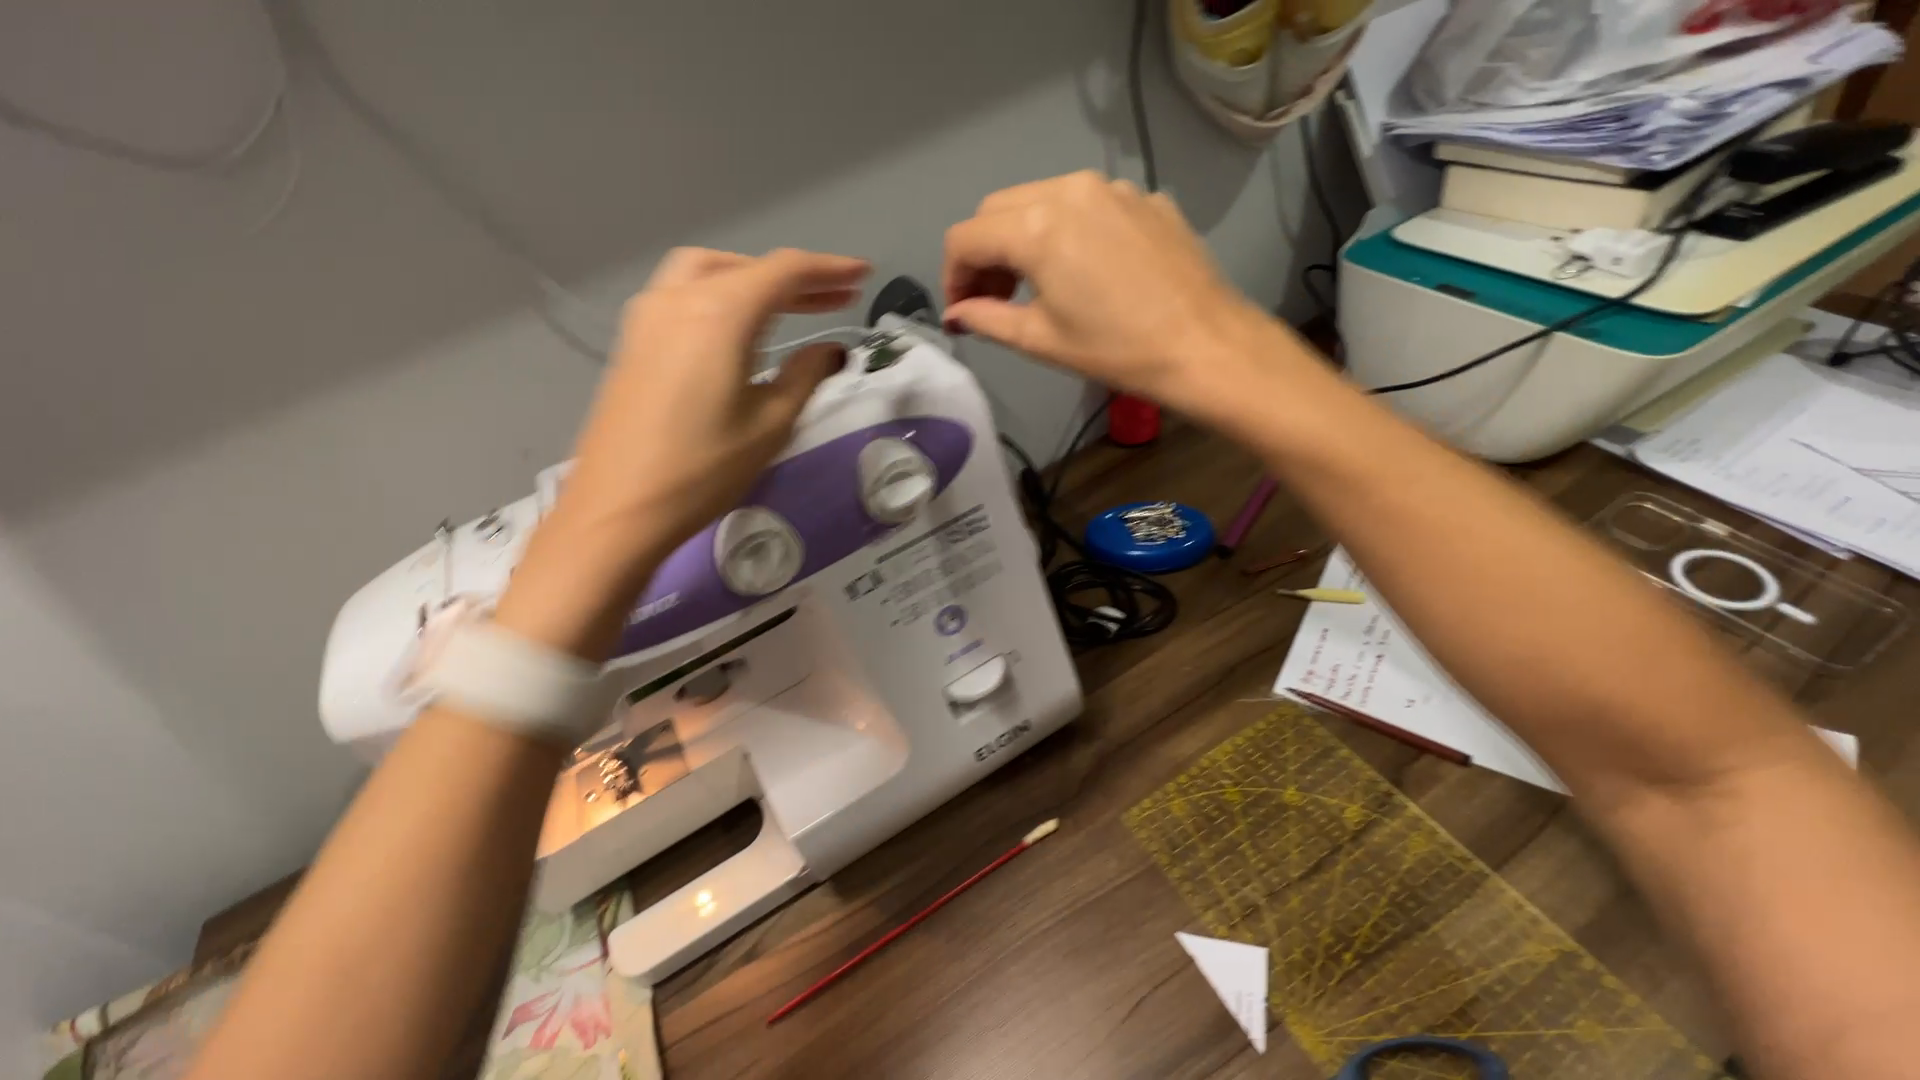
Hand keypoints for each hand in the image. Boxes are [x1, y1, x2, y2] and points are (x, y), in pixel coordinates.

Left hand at [497, 247, 869, 656]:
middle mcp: (679, 298)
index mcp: (720, 313)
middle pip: (746, 267)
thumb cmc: (703, 470)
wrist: (618, 509)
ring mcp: (648, 316)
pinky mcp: (633, 341)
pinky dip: (722, 296)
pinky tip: (741, 331)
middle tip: (837, 297)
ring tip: (791, 307)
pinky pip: (684, 295)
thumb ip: (806, 375)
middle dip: (796, 278)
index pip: (784, 271)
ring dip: (754, 280)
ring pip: (709, 272)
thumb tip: (831, 350)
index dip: (829, 268)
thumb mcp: (771, 424)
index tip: (864, 274)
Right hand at [941, 171, 1298, 420]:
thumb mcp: (1042, 340)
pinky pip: (1088, 204)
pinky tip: (1086, 271)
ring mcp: (1113, 189)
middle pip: (998, 209)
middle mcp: (1070, 190)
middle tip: (994, 299)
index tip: (963, 311)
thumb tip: (957, 313)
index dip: (953, 276)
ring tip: (1036, 284)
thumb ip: (988, 318)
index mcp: (1037, 226)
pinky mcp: (1145, 199)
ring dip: (1023, 236)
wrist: (1208, 346)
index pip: (966, 237)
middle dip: (985, 252)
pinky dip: (1068, 230)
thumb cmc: (1118, 350)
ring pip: (1041, 198)